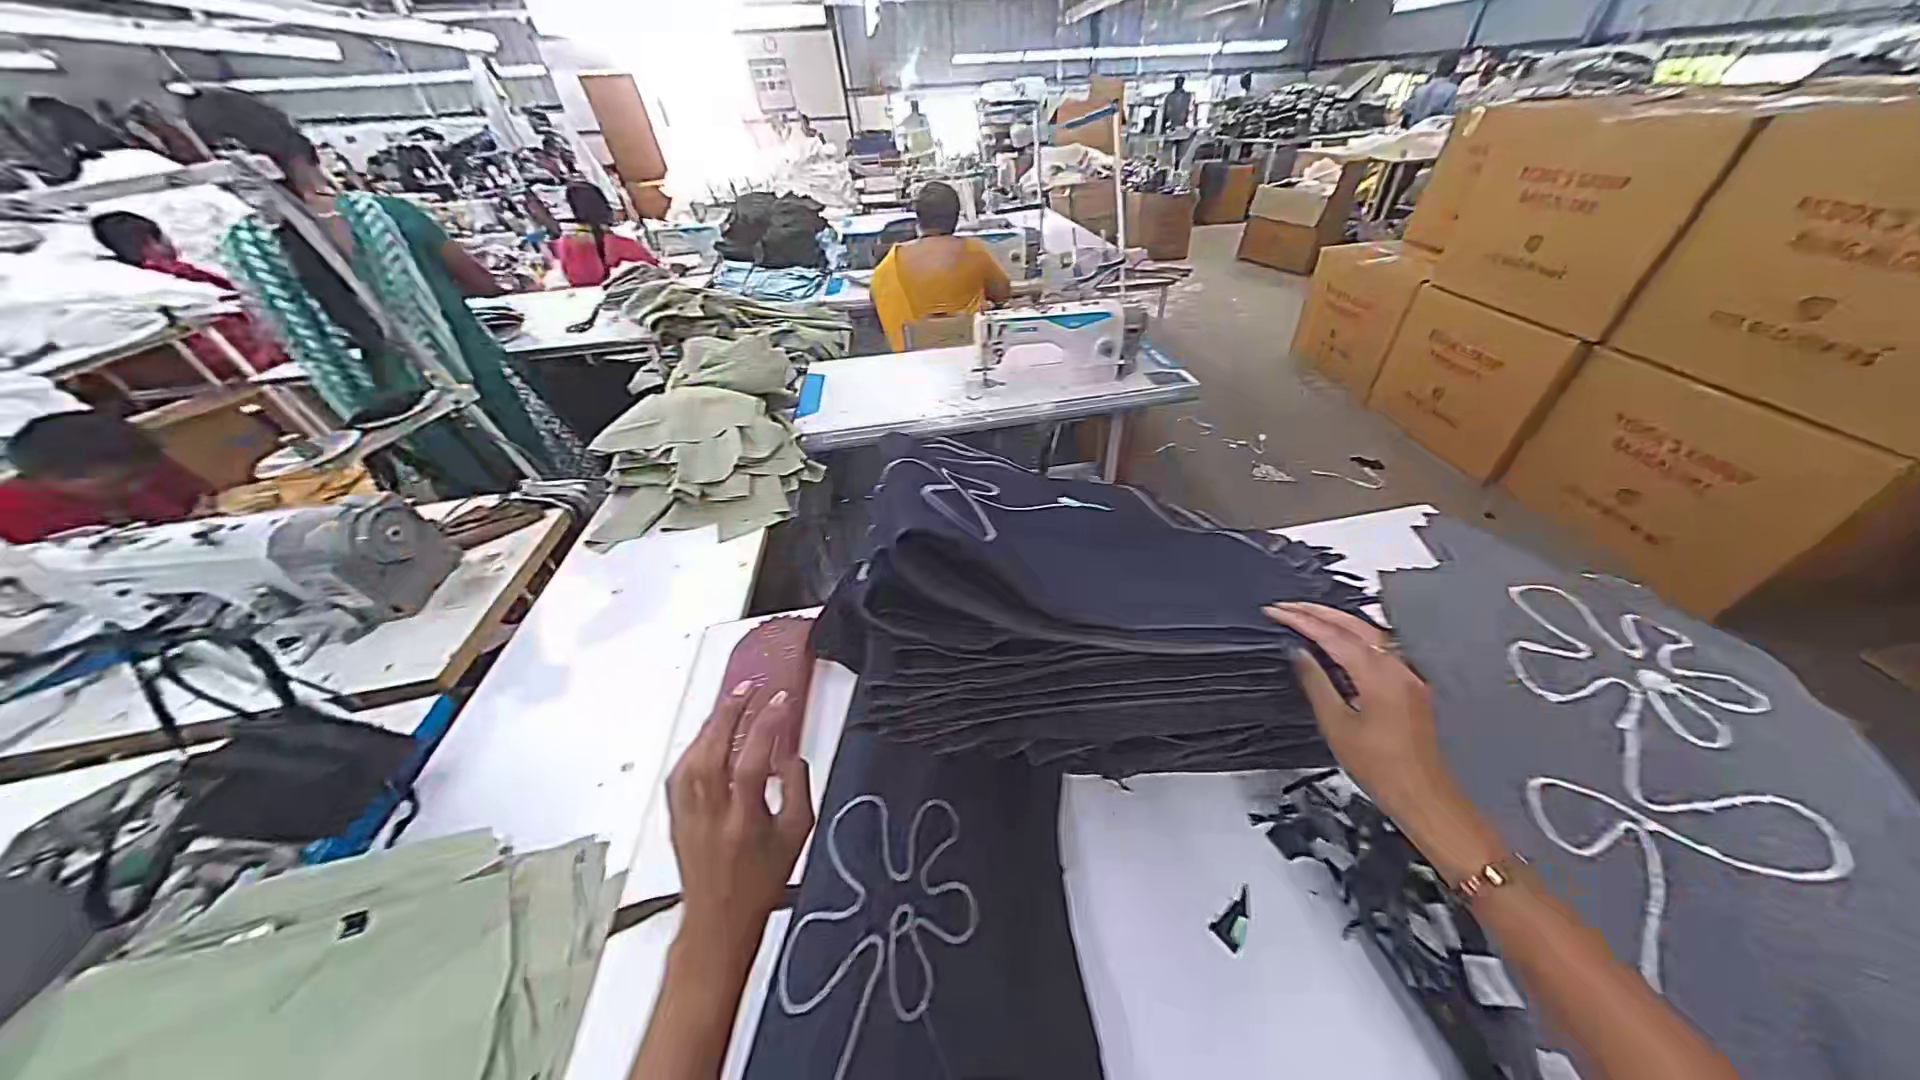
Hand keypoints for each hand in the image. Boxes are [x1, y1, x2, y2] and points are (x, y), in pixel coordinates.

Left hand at [666, 680, 813, 951]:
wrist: (719, 922)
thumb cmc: (760, 882)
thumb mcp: (797, 835)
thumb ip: (797, 788)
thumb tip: (790, 753)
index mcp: (744, 823)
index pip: (752, 763)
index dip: (767, 726)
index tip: (781, 701)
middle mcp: (711, 816)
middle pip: (712, 754)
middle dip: (729, 713)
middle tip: (747, 688)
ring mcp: (688, 816)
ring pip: (691, 760)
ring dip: (711, 725)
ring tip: (729, 703)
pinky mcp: (675, 818)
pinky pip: (679, 774)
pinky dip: (694, 748)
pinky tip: (706, 736)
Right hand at [1264, 602, 1501, 881]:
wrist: (1423, 794)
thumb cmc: (1380, 767)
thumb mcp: (1336, 724)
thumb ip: (1316, 681)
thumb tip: (1299, 653)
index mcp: (1379, 676)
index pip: (1332, 635)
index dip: (1300, 620)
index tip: (1275, 612)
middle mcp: (1398, 668)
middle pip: (1353, 625)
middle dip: (1316, 612)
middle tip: (1284, 607)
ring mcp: (1408, 675)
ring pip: (1368, 632)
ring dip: (1334, 620)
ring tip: (1304, 616)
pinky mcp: (1410, 685)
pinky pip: (1378, 647)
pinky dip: (1351, 636)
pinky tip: (1335, 640)